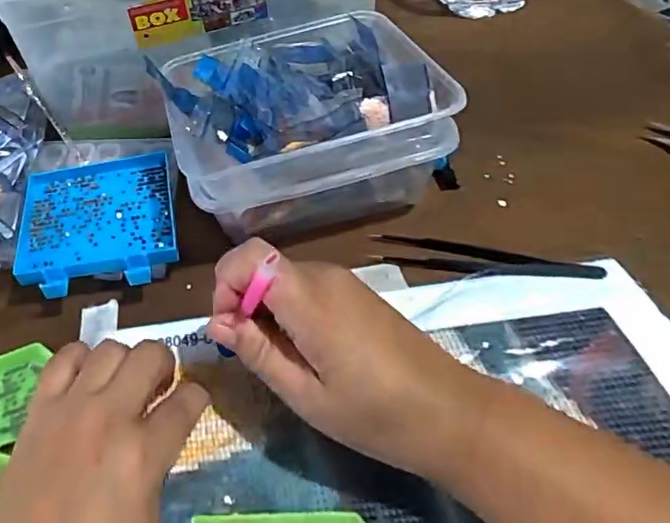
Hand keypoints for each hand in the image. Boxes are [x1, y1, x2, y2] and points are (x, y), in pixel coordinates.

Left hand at [0, 340, 208, 522]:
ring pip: (110, 348)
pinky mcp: (39, 405)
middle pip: (150, 355)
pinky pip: (64, 357)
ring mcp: (72, 405)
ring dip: (125, 361)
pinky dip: (81, 358)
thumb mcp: (145, 517)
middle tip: (161, 385)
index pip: (186, 403)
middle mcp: (110, 417)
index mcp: (142, 455)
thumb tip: (164, 440)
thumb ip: (158, 469)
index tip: (196, 398)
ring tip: (124, 381)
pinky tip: (86, 376)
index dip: (197, 396)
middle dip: (165, 364)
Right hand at [205, 238, 484, 477]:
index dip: (225, 284)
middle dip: (241, 300)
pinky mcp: (353, 291)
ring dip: (265, 307)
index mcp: (308, 296)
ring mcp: (341, 280)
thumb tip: (214, 322)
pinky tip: (308, 351)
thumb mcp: (307, 396)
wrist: (454, 415)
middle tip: (251, 352)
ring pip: (281, 275)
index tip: (228, 329)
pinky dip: (289, 308)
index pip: (248, 255)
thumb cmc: (377, 414)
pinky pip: (304, 286)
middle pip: (260, 264)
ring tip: (282, 360)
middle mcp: (322, 274)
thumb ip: (258, 352)